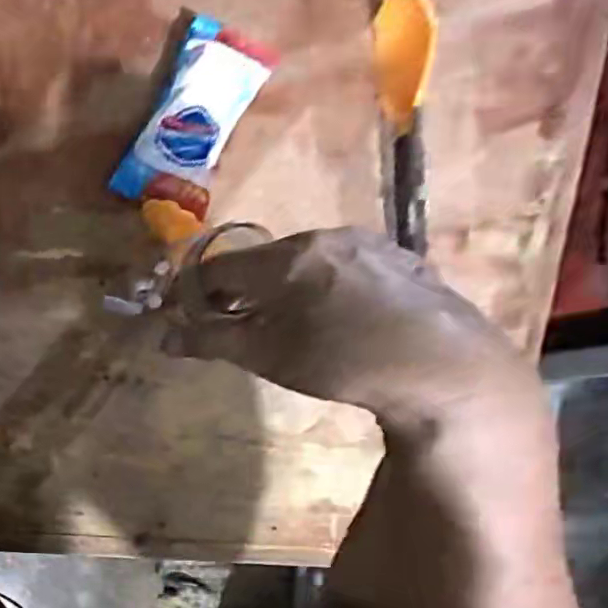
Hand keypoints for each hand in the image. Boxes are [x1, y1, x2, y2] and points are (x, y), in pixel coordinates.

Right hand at [164, 227, 539, 428]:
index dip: (188, 292)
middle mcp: (324, 238)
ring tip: (267, 326)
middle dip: (230, 293)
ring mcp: (367, 245)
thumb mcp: (261, 354)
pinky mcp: (399, 261)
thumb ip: (207, 340)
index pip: (216, 267)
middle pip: (257, 262)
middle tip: (219, 326)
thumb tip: (163, 338)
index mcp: (286, 257)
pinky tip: (318, 322)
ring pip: (297, 264)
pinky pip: (333, 268)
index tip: (175, 317)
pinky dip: (309, 290)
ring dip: (270, 291)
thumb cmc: (338, 359)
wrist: (444, 369)